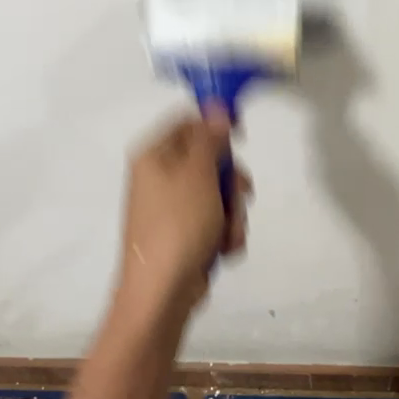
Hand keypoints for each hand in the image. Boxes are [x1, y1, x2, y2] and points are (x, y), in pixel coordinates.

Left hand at [117, 107, 250, 312]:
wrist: (162, 291)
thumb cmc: (178, 226)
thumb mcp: (198, 174)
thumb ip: (210, 138)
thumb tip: (216, 107)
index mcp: (154, 155)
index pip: (190, 122)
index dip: (218, 126)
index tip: (243, 138)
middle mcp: (161, 178)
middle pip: (212, 161)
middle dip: (232, 183)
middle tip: (237, 196)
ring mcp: (174, 209)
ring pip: (221, 195)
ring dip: (233, 214)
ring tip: (226, 235)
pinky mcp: (187, 235)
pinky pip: (217, 222)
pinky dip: (224, 235)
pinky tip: (222, 250)